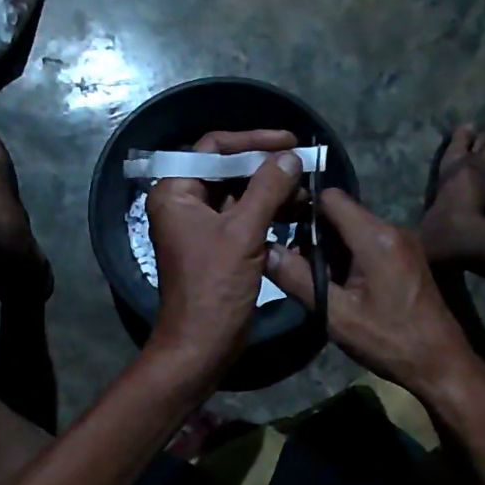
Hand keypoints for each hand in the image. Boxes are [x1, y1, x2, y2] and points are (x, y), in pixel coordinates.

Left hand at [146, 130, 303, 380]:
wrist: (202, 344)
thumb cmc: (215, 286)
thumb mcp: (243, 232)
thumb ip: (267, 189)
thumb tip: (290, 157)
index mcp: (175, 192)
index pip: (212, 148)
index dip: (252, 141)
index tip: (289, 142)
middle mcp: (184, 204)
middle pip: (227, 169)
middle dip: (267, 168)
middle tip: (305, 168)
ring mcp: (201, 226)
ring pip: (240, 194)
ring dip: (272, 191)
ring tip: (308, 195)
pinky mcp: (218, 246)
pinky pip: (244, 217)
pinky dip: (269, 213)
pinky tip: (299, 214)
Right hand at [265, 189, 484, 404]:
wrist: (441, 364)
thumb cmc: (388, 340)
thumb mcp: (335, 314)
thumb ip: (298, 278)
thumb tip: (265, 250)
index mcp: (376, 237)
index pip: (331, 198)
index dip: (302, 207)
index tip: (280, 227)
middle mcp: (392, 230)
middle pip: (341, 213)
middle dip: (312, 232)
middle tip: (289, 260)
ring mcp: (402, 243)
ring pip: (352, 229)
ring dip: (328, 247)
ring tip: (308, 276)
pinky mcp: (406, 258)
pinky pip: (366, 243)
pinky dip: (346, 256)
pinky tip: (335, 284)